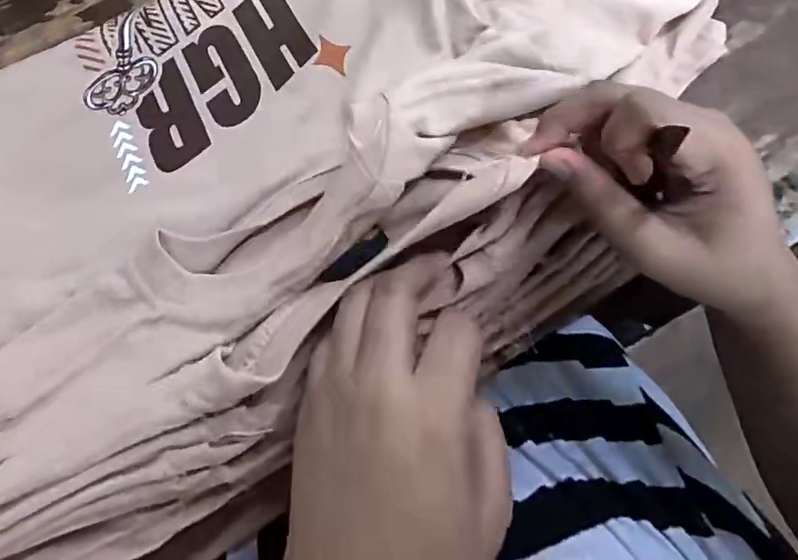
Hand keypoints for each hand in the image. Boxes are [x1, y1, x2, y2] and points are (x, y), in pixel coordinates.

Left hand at [287, 256, 510, 559]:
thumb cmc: (431, 555)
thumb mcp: (489, 507)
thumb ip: (487, 432)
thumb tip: (466, 386)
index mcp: (432, 411)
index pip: (456, 327)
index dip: (470, 321)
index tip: (471, 332)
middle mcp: (379, 382)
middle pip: (395, 292)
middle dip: (423, 269)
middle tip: (440, 266)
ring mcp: (335, 385)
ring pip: (355, 302)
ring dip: (383, 283)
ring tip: (404, 283)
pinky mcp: (307, 398)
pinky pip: (329, 336)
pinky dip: (351, 320)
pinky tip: (367, 327)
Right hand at [521, 82, 797, 324]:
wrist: (760, 282)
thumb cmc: (713, 271)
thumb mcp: (651, 248)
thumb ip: (600, 201)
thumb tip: (546, 156)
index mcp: (714, 145)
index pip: (640, 108)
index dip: (598, 132)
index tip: (583, 175)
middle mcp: (706, 118)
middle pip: (624, 94)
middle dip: (576, 120)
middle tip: (541, 153)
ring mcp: (695, 119)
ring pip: (620, 101)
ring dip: (590, 132)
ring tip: (593, 177)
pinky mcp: (683, 127)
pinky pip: (629, 116)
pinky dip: (604, 138)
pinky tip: (611, 174)